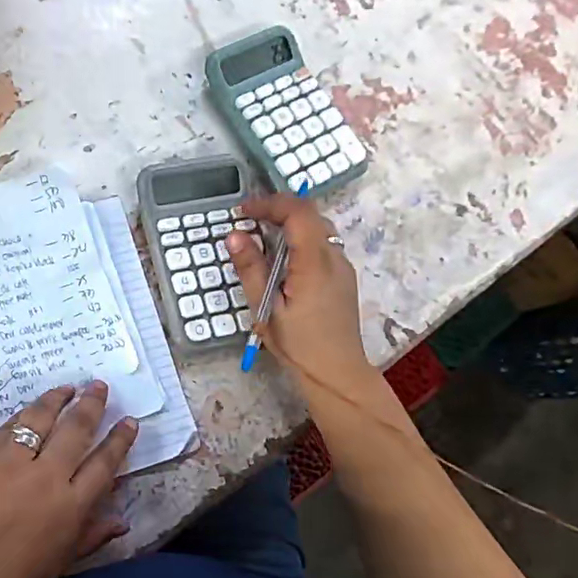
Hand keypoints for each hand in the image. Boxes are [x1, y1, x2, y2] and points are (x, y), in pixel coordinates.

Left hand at [0, 380, 135, 577]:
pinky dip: (25, 414)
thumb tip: (122, 520)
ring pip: (41, 419)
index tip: (129, 421)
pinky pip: (9, 427)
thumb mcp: (58, 565)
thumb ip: (91, 536)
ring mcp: (12, 463)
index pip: (104, 464)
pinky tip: (32, 408)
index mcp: (70, 508)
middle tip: (100, 386)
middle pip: (76, 430)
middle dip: (92, 405)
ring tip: (69, 387)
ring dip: (58, 398)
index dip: (119, 441)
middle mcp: (46, 478)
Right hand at [226, 194, 376, 392]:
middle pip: (310, 214)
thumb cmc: (298, 344)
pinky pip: (322, 244)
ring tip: (261, 236)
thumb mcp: (266, 308)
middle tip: (249, 220)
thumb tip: (234, 235)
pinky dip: (300, 239)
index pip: (298, 212)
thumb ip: (251, 268)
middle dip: (278, 209)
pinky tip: (282, 260)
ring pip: (318, 228)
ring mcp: (342, 266)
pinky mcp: (343, 277)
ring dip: (290, 224)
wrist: (336, 374)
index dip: (269, 203)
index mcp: (315, 262)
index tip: (243, 211)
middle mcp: (334, 257)